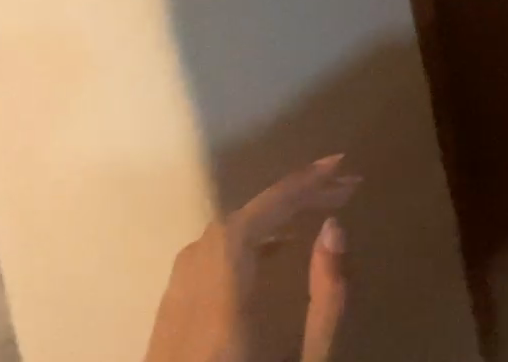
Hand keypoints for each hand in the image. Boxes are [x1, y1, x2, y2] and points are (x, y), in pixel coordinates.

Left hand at [143, 156, 360, 361]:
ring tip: (316, 212)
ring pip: (205, 248)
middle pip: (226, 231)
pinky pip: (195, 273)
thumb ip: (328, 296)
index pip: (247, 228)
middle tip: (344, 185)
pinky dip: (238, 245)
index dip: (293, 186)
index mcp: (222, 320)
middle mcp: (183, 316)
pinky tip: (274, 253)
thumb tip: (335, 226)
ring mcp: (165, 330)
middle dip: (287, 196)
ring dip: (262, 217)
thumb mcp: (316, 361)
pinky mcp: (162, 343)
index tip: (343, 166)